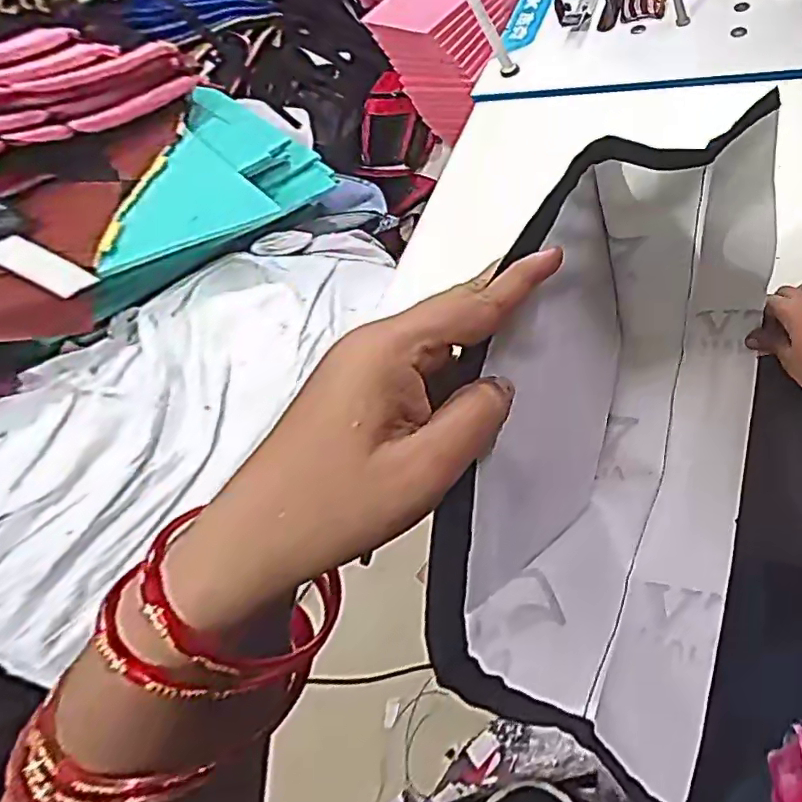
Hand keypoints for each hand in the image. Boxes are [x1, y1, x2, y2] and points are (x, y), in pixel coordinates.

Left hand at [165, 248, 563, 632]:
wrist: (251, 547)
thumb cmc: (330, 508)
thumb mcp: (428, 466)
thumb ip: (481, 414)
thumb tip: (498, 386)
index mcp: (386, 353)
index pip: (470, 304)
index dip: (517, 279)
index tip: (550, 254)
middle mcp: (371, 348)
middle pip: (454, 314)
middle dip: (501, 304)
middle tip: (545, 298)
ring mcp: (362, 368)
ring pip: (441, 345)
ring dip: (477, 354)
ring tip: (506, 375)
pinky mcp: (361, 390)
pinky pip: (425, 369)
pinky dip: (456, 378)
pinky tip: (466, 406)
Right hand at [746, 278, 801, 415]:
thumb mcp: (788, 359)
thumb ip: (770, 342)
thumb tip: (758, 338)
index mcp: (794, 310)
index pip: (770, 301)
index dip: (763, 315)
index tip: (762, 329)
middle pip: (788, 291)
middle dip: (778, 304)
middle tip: (773, 325)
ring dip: (801, 294)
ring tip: (794, 313)